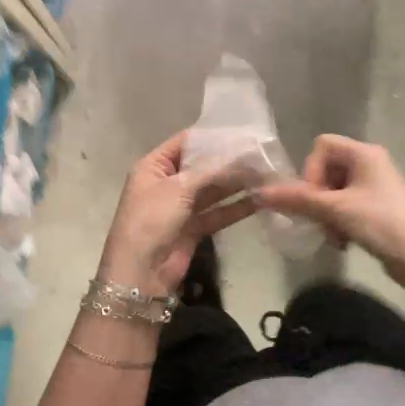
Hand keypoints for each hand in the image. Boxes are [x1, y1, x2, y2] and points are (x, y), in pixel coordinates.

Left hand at [98, 130, 255, 294]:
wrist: (139, 273)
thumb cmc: (151, 220)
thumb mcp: (178, 189)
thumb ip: (209, 170)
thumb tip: (239, 153)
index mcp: (153, 167)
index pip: (184, 143)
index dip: (210, 137)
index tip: (240, 132)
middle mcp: (167, 183)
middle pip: (201, 166)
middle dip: (228, 161)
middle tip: (260, 153)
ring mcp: (180, 207)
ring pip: (212, 190)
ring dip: (236, 183)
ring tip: (265, 173)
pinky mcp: (194, 228)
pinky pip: (218, 212)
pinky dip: (236, 207)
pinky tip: (259, 199)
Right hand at [256, 135, 404, 277]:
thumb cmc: (382, 224)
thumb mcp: (336, 210)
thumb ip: (298, 200)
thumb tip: (260, 193)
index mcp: (364, 153)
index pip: (322, 146)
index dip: (311, 171)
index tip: (315, 197)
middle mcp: (370, 163)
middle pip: (326, 170)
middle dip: (318, 197)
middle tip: (321, 220)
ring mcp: (375, 186)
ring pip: (334, 192)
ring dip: (327, 214)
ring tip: (334, 236)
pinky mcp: (377, 207)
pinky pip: (347, 206)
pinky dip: (340, 222)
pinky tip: (343, 242)